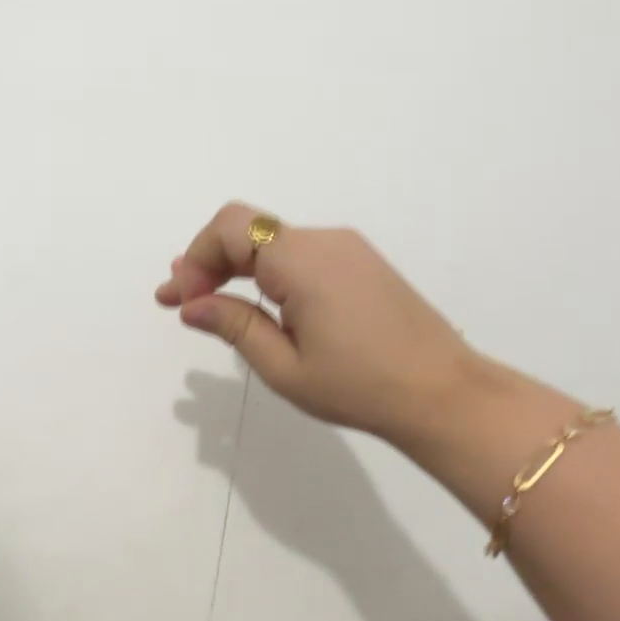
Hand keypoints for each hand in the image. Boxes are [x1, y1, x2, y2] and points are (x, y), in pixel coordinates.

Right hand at [155, 202, 480, 441]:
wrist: (440, 392)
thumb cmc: (358, 386)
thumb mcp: (284, 367)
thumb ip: (235, 327)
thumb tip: (191, 305)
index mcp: (303, 261)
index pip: (232, 228)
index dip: (195, 258)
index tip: (180, 303)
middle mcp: (324, 241)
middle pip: (250, 230)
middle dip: (207, 262)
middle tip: (179, 304)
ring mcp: (347, 250)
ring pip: (273, 243)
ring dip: (235, 269)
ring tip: (209, 307)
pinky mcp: (361, 265)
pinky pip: (299, 257)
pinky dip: (266, 274)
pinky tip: (256, 307)